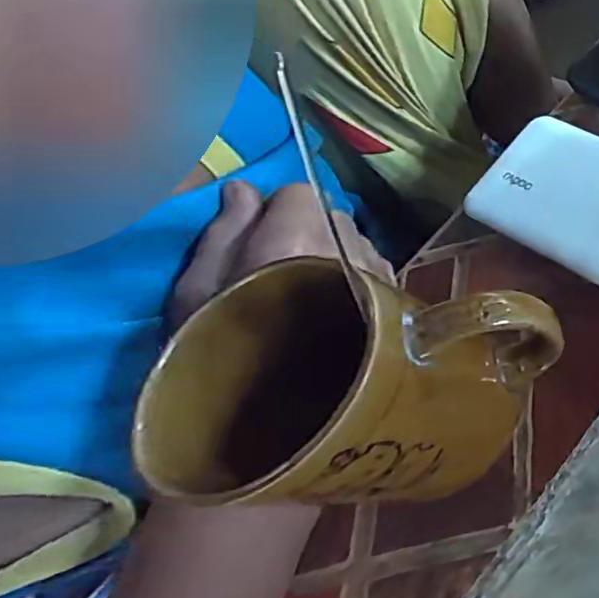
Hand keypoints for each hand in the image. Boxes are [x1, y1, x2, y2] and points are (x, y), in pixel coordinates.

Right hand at [168, 181, 393, 326]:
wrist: (300, 408)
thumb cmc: (229, 343)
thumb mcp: (199, 287)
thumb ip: (226, 230)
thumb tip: (244, 188)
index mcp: (302, 229)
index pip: (300, 193)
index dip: (278, 213)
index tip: (259, 242)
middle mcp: (352, 243)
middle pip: (334, 219)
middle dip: (311, 234)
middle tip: (284, 274)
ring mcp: (382, 271)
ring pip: (358, 248)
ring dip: (339, 260)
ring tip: (316, 300)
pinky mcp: (399, 298)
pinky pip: (376, 275)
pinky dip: (360, 283)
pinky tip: (344, 315)